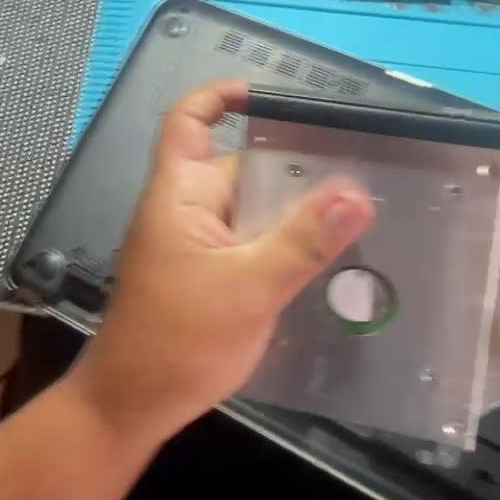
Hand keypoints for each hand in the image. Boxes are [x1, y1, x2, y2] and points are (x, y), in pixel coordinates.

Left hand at [67, 79, 375, 445]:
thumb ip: (302, 242)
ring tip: (364, 212)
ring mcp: (199, 242)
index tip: (267, 95)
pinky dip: (287, 242)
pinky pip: (253, 242)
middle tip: (363, 170)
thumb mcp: (247, 287)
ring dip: (296, 210)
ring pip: (253, 209)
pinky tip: (333, 256)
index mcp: (179, 192)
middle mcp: (187, 208)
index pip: (188, 121)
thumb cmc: (177, 339)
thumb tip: (357, 192)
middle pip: (240, 168)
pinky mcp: (211, 274)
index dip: (219, 96)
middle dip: (292, 167)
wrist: (135, 404)